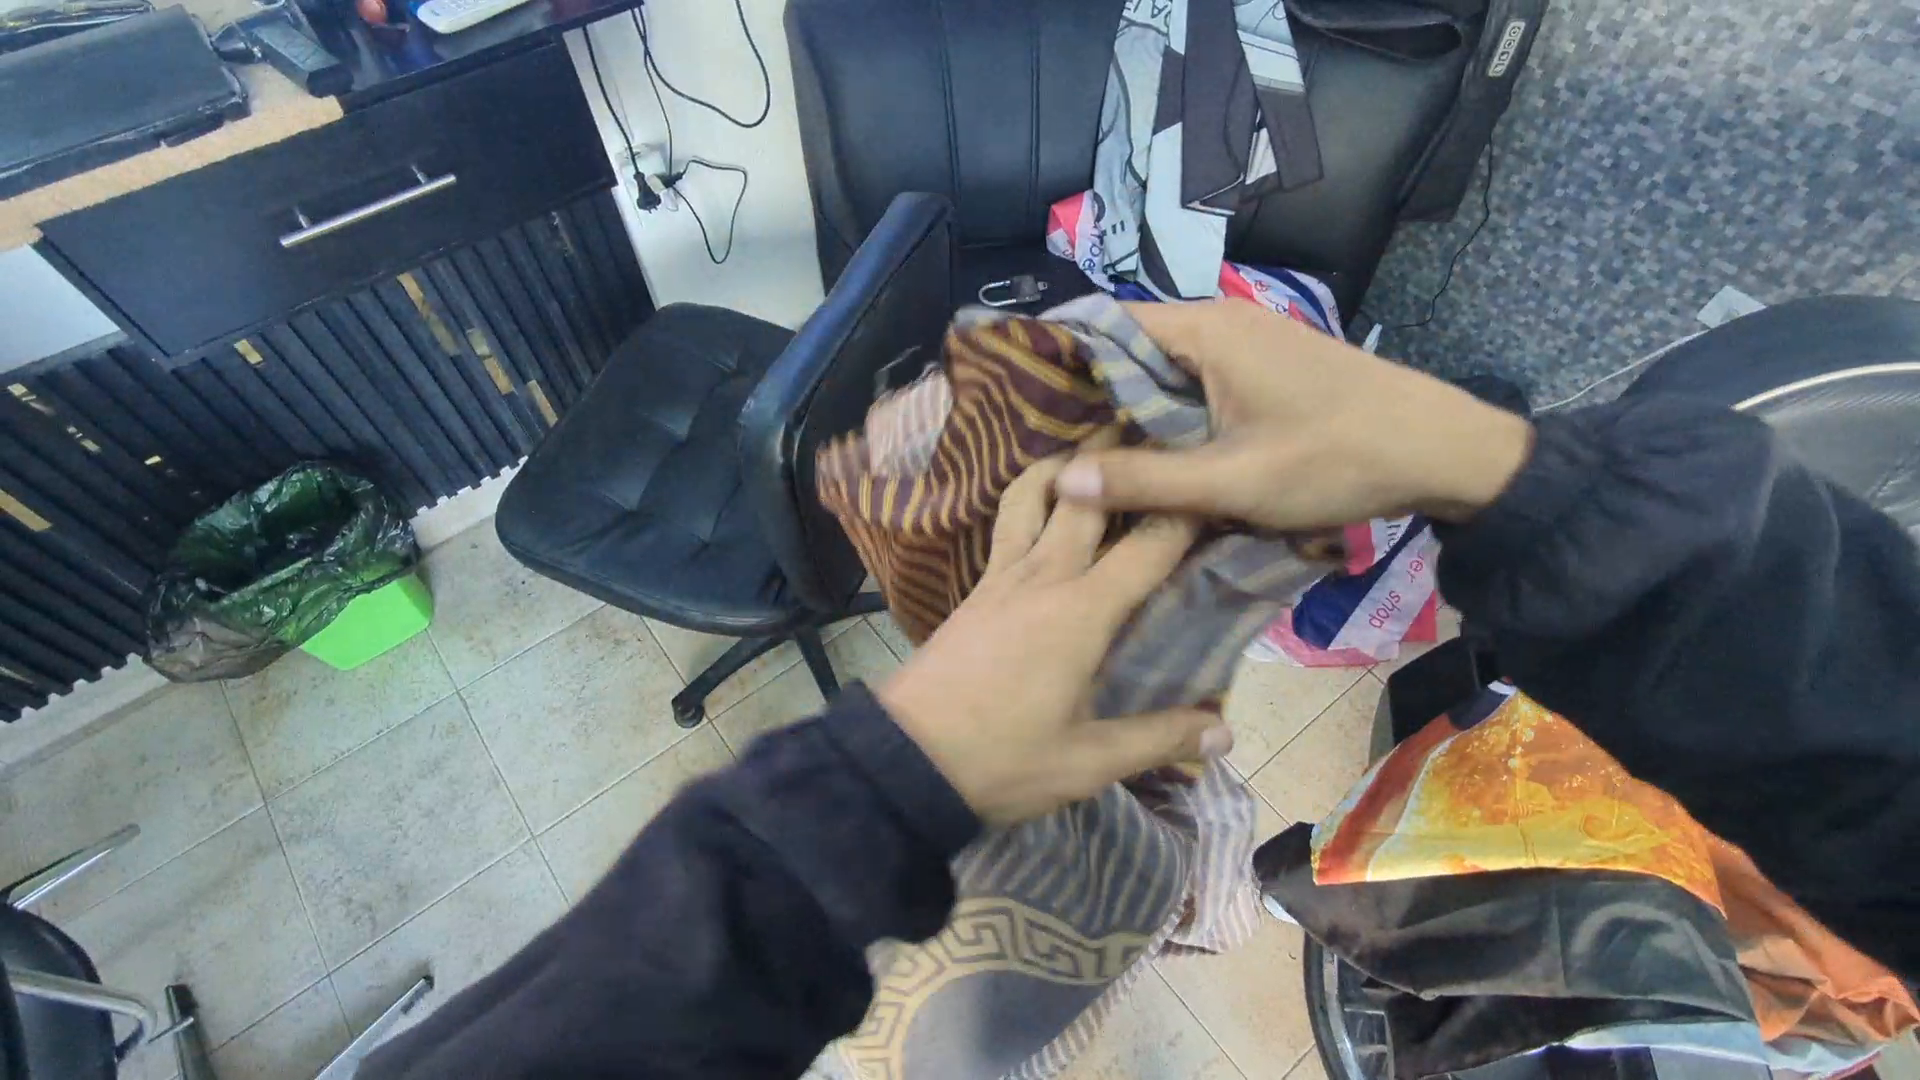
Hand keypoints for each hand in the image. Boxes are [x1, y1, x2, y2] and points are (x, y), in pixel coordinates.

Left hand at [876, 450, 1231, 826]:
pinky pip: (1006, 523)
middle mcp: (1043, 576)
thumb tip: (1224, 735)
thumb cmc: (1002, 760)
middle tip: (1158, 427)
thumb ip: (1158, 740)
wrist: (906, 759)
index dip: (1191, 506)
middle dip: (1123, 454)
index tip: (1220, 479)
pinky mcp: (975, 588)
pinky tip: (1045, 508)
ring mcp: (1002, 576)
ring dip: (1063, 464)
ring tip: (1092, 450)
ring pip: (1030, 493)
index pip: (1151, 542)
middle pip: (1086, 494)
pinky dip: (1029, 498)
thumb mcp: (1087, 762)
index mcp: (1082, 612)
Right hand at [1053, 300, 1533, 529]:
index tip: (1017, 403)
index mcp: (1204, 331)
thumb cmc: (1336, 459)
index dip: (1058, 360)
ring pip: (1159, 368)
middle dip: (1085, 391)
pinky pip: (1190, 382)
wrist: (1442, 450)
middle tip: (1039, 441)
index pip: (1106, 327)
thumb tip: (1062, 482)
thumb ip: (1144, 481)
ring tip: (1078, 450)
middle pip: (1128, 347)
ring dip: (1125, 406)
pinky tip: (1144, 450)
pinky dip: (1161, 411)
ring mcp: (1243, 343)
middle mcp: (1218, 322)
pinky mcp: (1260, 367)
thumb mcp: (1232, 482)